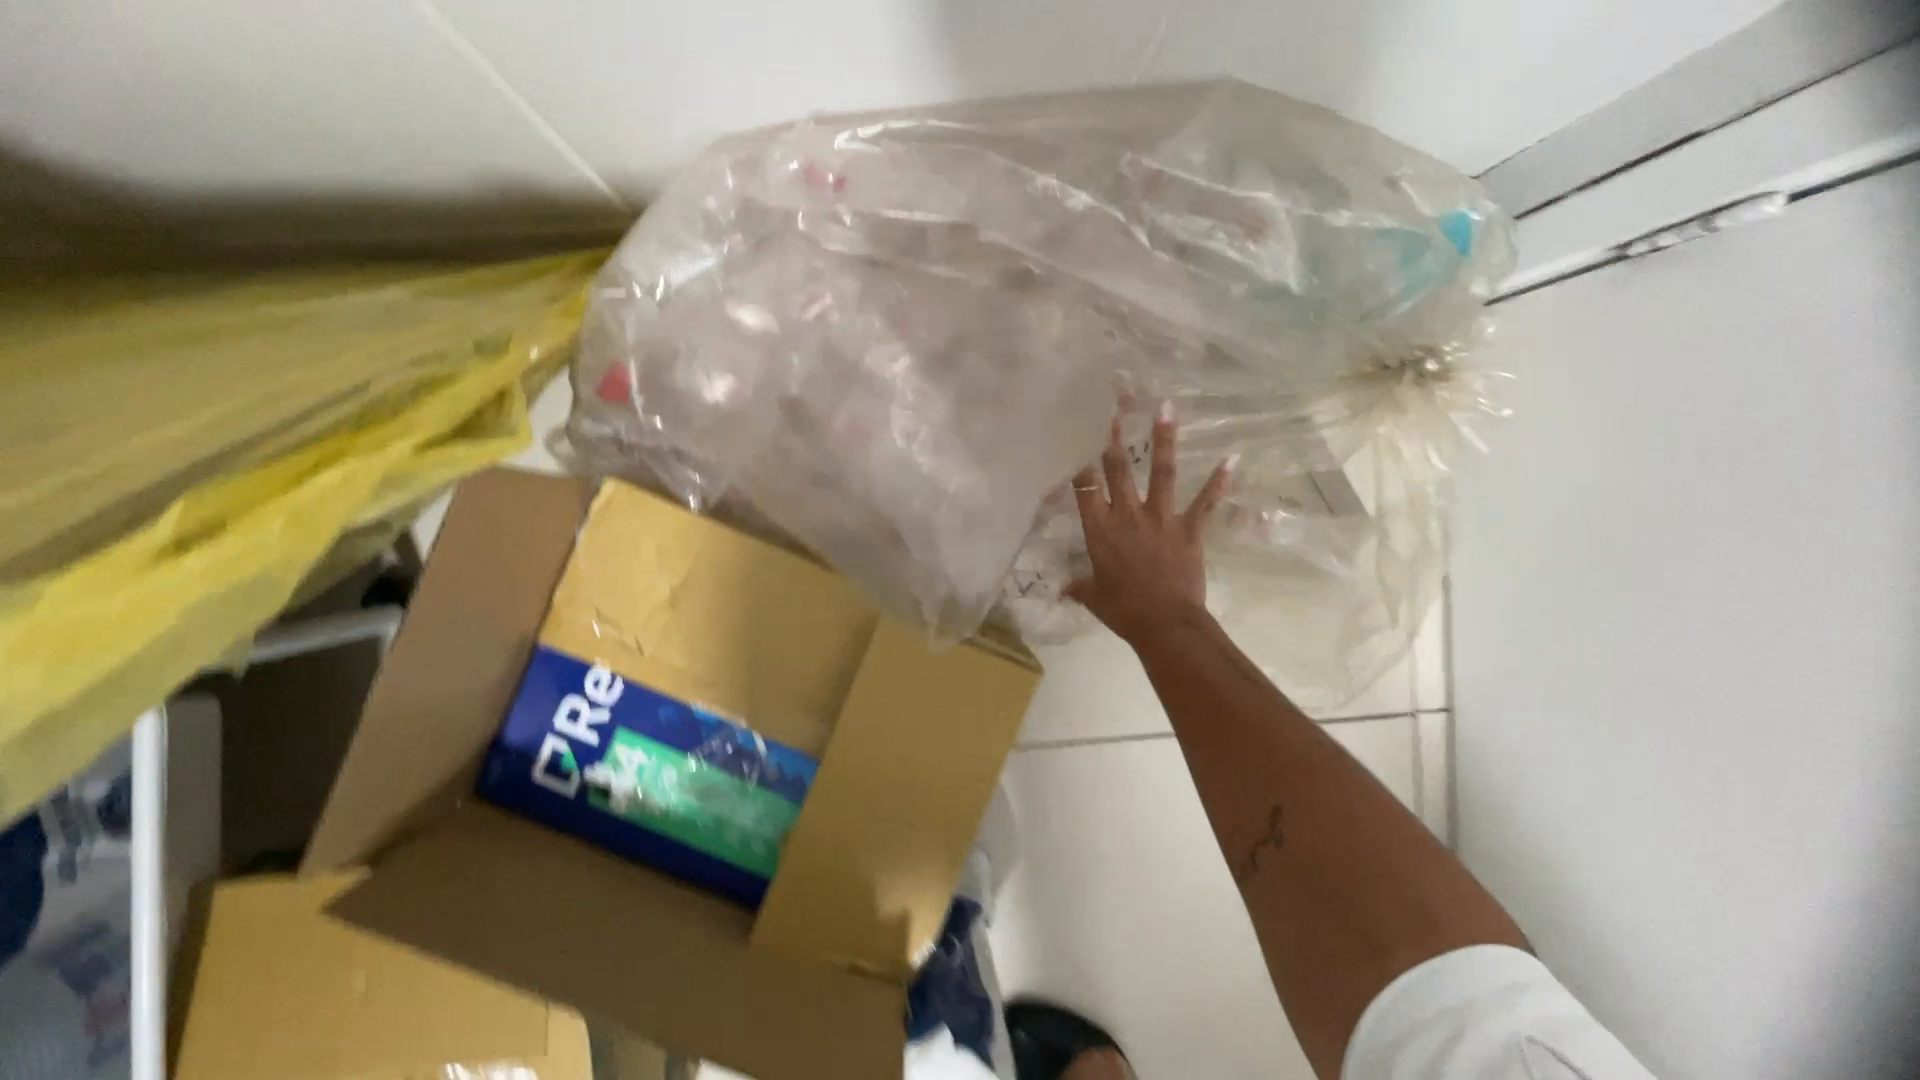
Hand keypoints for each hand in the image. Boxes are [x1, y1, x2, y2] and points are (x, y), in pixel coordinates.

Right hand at [1064, 404, 1234, 647]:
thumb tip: (1062, 590)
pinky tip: (1232, 458)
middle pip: (1118, 470)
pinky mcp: (1190, 529)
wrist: (1165, 623)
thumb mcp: (1094, 598)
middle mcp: (1128, 516)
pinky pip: (1206, 501)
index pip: (1085, 489)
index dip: (1081, 462)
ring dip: (1164, 440)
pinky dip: (1219, 480)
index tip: (1079, 438)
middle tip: (1117, 408)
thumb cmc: (1124, 611)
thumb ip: (1079, 587)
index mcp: (1100, 531)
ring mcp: (1161, 518)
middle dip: (1115, 437)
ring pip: (1161, 473)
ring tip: (1166, 409)